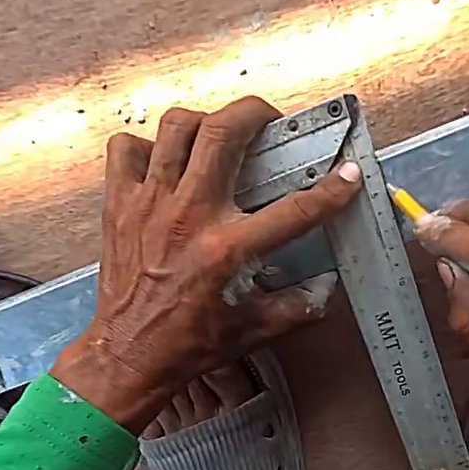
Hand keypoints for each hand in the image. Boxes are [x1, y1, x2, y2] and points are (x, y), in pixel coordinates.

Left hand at [51, 97, 361, 430]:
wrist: (131, 356)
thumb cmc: (186, 345)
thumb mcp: (252, 332)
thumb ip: (296, 308)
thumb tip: (325, 290)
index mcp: (227, 249)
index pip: (293, 210)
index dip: (330, 190)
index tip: (347, 174)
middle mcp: (189, 216)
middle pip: (226, 131)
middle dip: (256, 113)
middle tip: (267, 123)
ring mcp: (150, 205)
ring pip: (177, 127)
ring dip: (203, 122)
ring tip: (215, 137)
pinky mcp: (120, 205)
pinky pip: (126, 149)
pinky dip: (145, 145)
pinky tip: (161, 163)